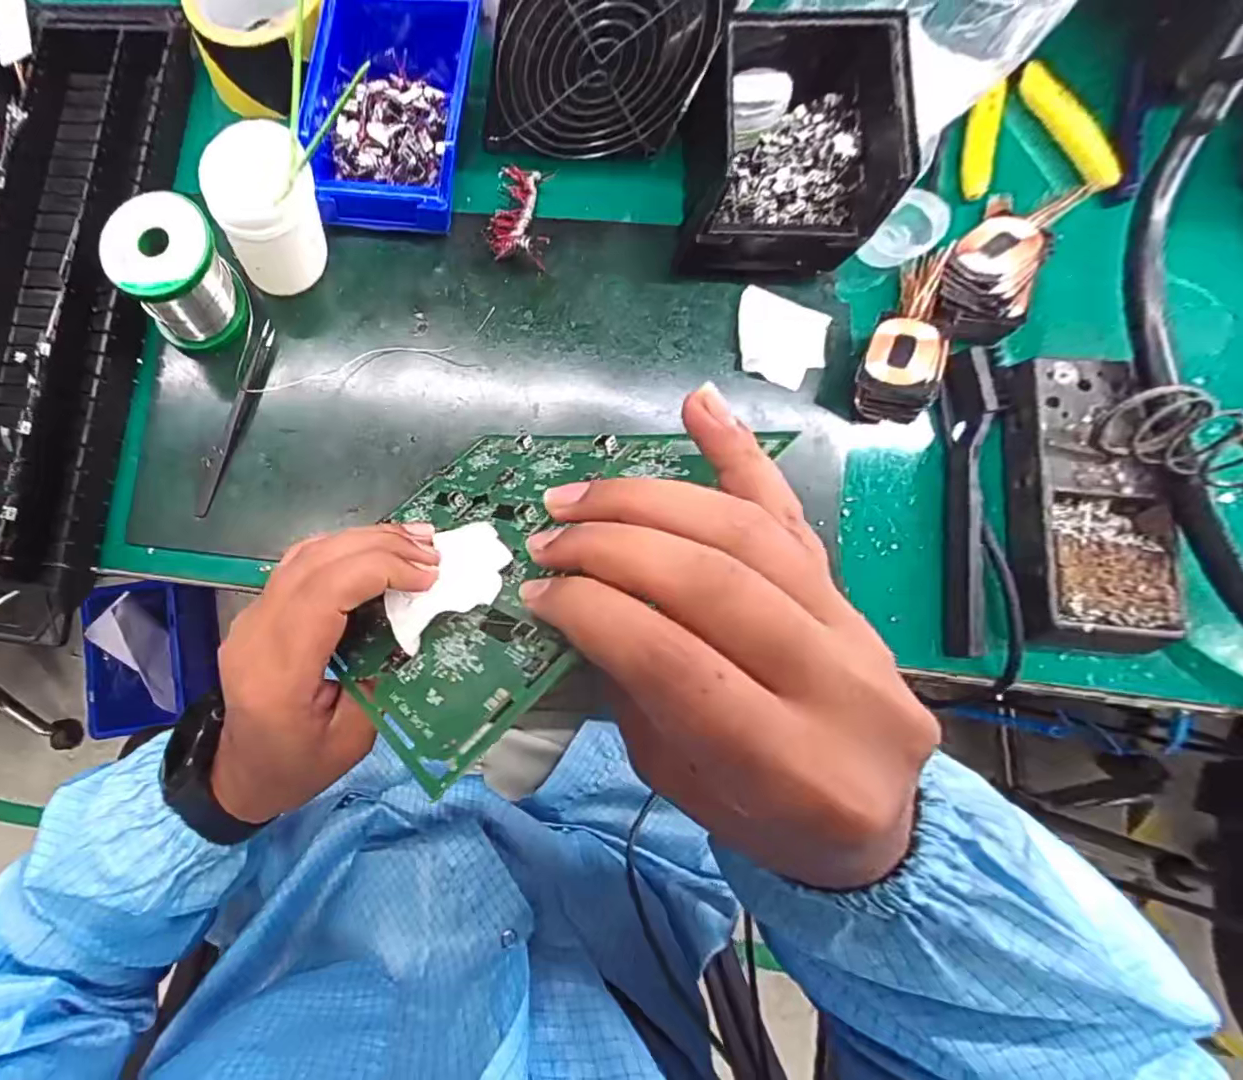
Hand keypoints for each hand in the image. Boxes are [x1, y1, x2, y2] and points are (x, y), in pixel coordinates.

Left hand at [214, 525, 439, 823]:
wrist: (240, 772)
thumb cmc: (295, 767)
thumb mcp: (351, 740)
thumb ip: (378, 679)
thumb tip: (408, 624)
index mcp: (279, 671)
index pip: (324, 592)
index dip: (378, 570)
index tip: (426, 576)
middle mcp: (256, 632)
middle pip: (315, 562)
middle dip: (378, 546)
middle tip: (430, 549)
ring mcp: (250, 617)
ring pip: (304, 554)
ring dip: (361, 540)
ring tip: (411, 541)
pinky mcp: (255, 612)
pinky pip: (296, 566)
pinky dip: (339, 550)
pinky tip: (371, 550)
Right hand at [520, 383, 938, 888]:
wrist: (868, 824)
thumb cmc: (749, 813)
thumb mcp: (671, 773)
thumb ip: (632, 685)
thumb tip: (574, 599)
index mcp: (788, 764)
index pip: (674, 660)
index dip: (593, 612)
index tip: (537, 590)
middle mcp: (843, 689)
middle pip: (714, 581)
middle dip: (611, 547)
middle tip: (547, 537)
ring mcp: (862, 631)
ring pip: (749, 533)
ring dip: (649, 500)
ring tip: (578, 496)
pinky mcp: (856, 595)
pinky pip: (793, 515)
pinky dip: (738, 455)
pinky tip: (698, 405)